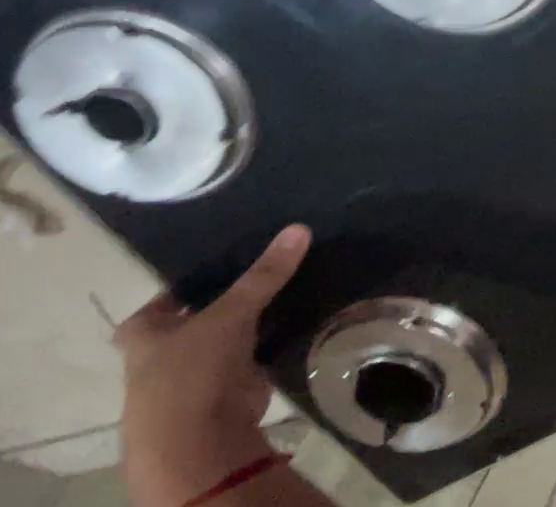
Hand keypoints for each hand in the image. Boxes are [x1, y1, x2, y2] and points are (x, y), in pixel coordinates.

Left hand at [116, 225, 310, 506]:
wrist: (199, 437)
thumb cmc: (190, 371)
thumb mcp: (228, 314)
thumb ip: (264, 274)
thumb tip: (299, 227)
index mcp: (145, 330)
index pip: (175, 290)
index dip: (206, 270)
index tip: (245, 248)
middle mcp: (165, 347)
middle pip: (208, 306)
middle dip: (239, 288)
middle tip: (280, 257)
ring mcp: (198, 365)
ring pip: (234, 326)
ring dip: (260, 310)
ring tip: (299, 275)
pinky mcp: (230, 379)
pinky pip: (255, 344)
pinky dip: (274, 330)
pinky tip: (301, 308)